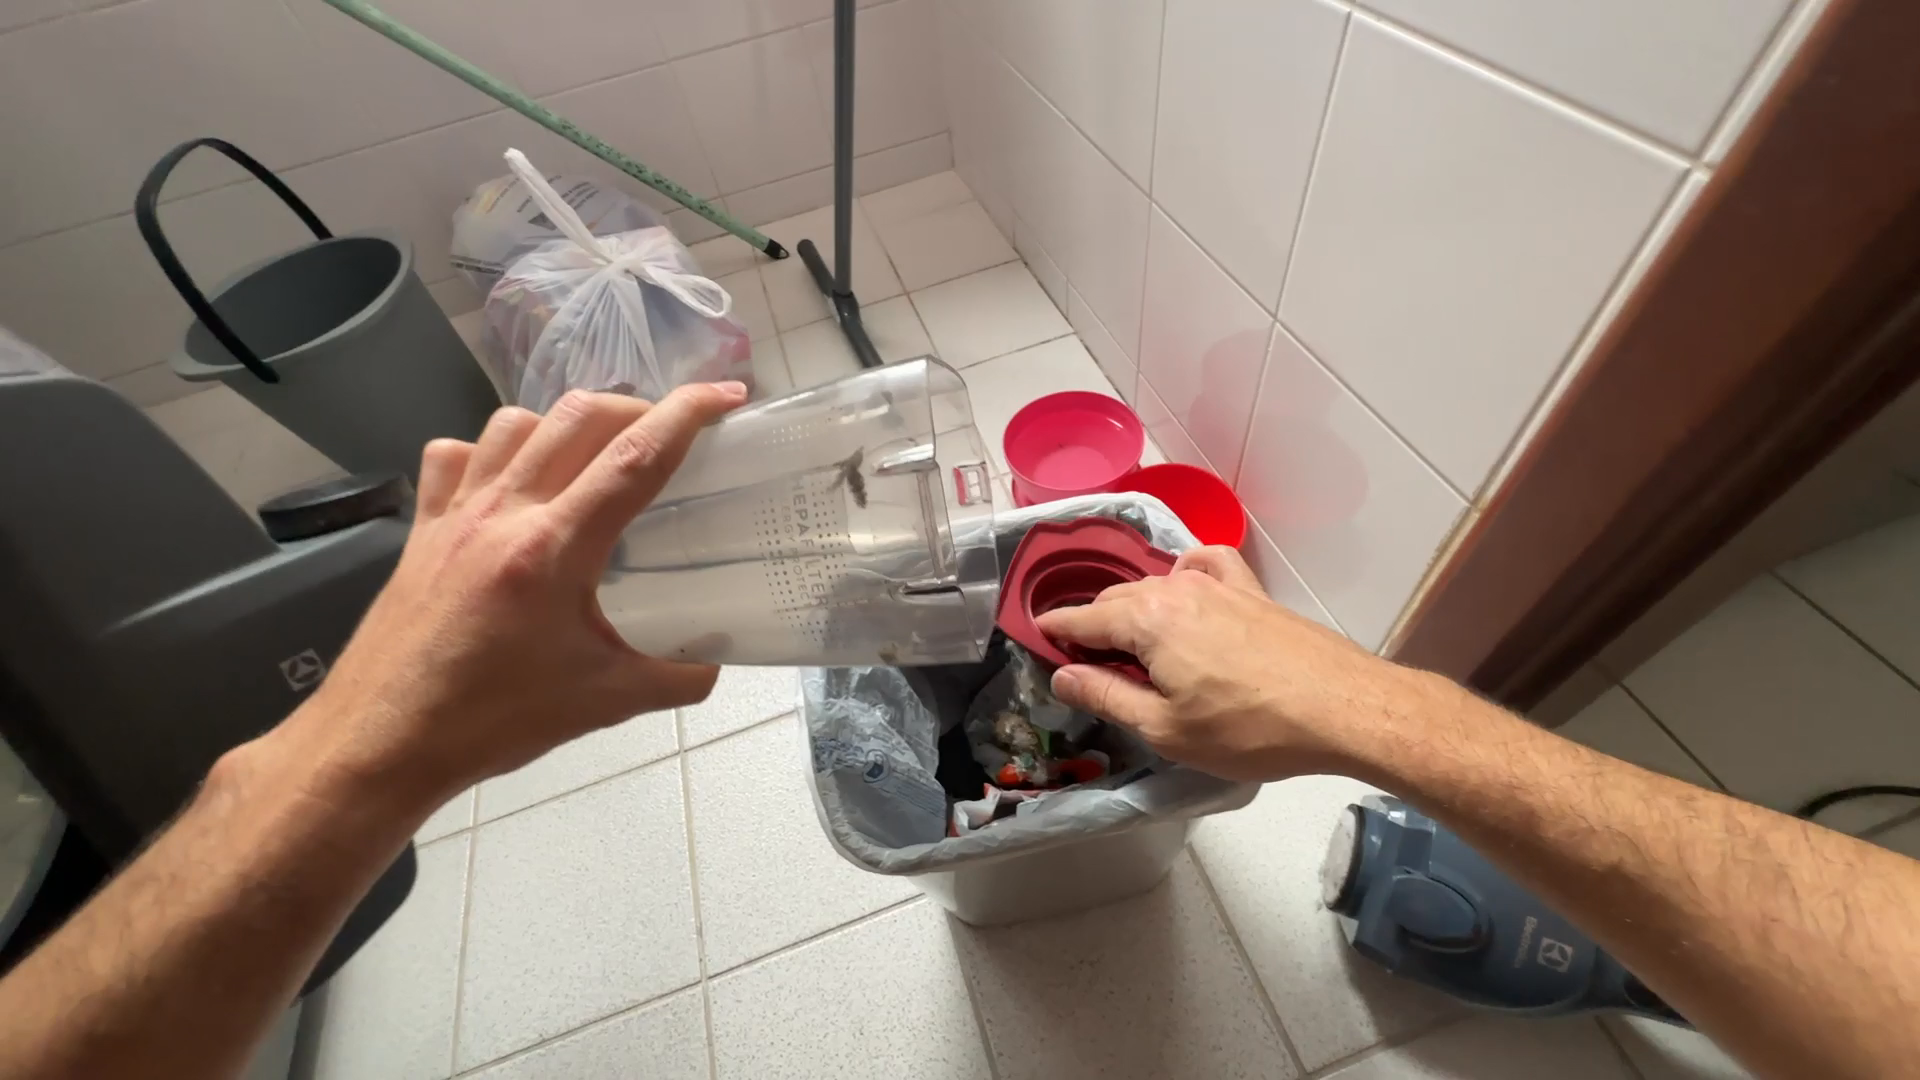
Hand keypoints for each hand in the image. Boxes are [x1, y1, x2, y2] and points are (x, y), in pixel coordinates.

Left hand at [291, 383, 747, 798]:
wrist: (379, 744)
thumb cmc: (494, 720)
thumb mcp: (606, 702)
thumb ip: (678, 678)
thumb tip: (716, 662)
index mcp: (555, 549)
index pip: (636, 458)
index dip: (688, 414)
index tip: (728, 394)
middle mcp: (505, 512)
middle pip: (580, 417)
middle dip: (639, 408)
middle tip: (672, 436)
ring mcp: (457, 513)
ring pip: (518, 421)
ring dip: (569, 423)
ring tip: (597, 457)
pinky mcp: (424, 527)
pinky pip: (459, 454)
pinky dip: (497, 448)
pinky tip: (515, 482)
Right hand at [1034, 546, 1425, 781]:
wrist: (1343, 708)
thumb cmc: (1248, 729)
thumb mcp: (1165, 728)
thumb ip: (1105, 695)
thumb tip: (1060, 674)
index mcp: (1145, 620)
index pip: (1081, 620)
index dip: (1054, 633)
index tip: (1037, 644)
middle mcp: (1173, 588)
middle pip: (1113, 600)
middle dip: (1090, 626)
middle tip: (1084, 664)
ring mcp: (1215, 584)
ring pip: (1152, 585)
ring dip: (1130, 609)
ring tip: (1129, 644)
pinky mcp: (1249, 589)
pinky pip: (1203, 565)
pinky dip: (1182, 573)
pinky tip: (1185, 588)